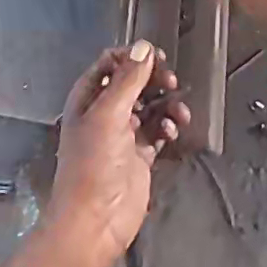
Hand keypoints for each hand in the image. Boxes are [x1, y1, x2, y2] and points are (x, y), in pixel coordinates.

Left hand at [47, 42, 190, 263]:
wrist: (95, 220)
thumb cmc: (93, 163)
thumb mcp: (109, 114)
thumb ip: (128, 79)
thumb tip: (144, 46)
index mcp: (88, 97)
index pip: (110, 63)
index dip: (133, 57)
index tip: (156, 58)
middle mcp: (104, 112)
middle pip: (134, 82)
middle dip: (154, 79)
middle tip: (171, 81)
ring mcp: (123, 134)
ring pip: (150, 105)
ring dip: (166, 104)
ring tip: (178, 112)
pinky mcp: (140, 154)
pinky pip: (159, 130)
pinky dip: (168, 126)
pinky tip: (172, 130)